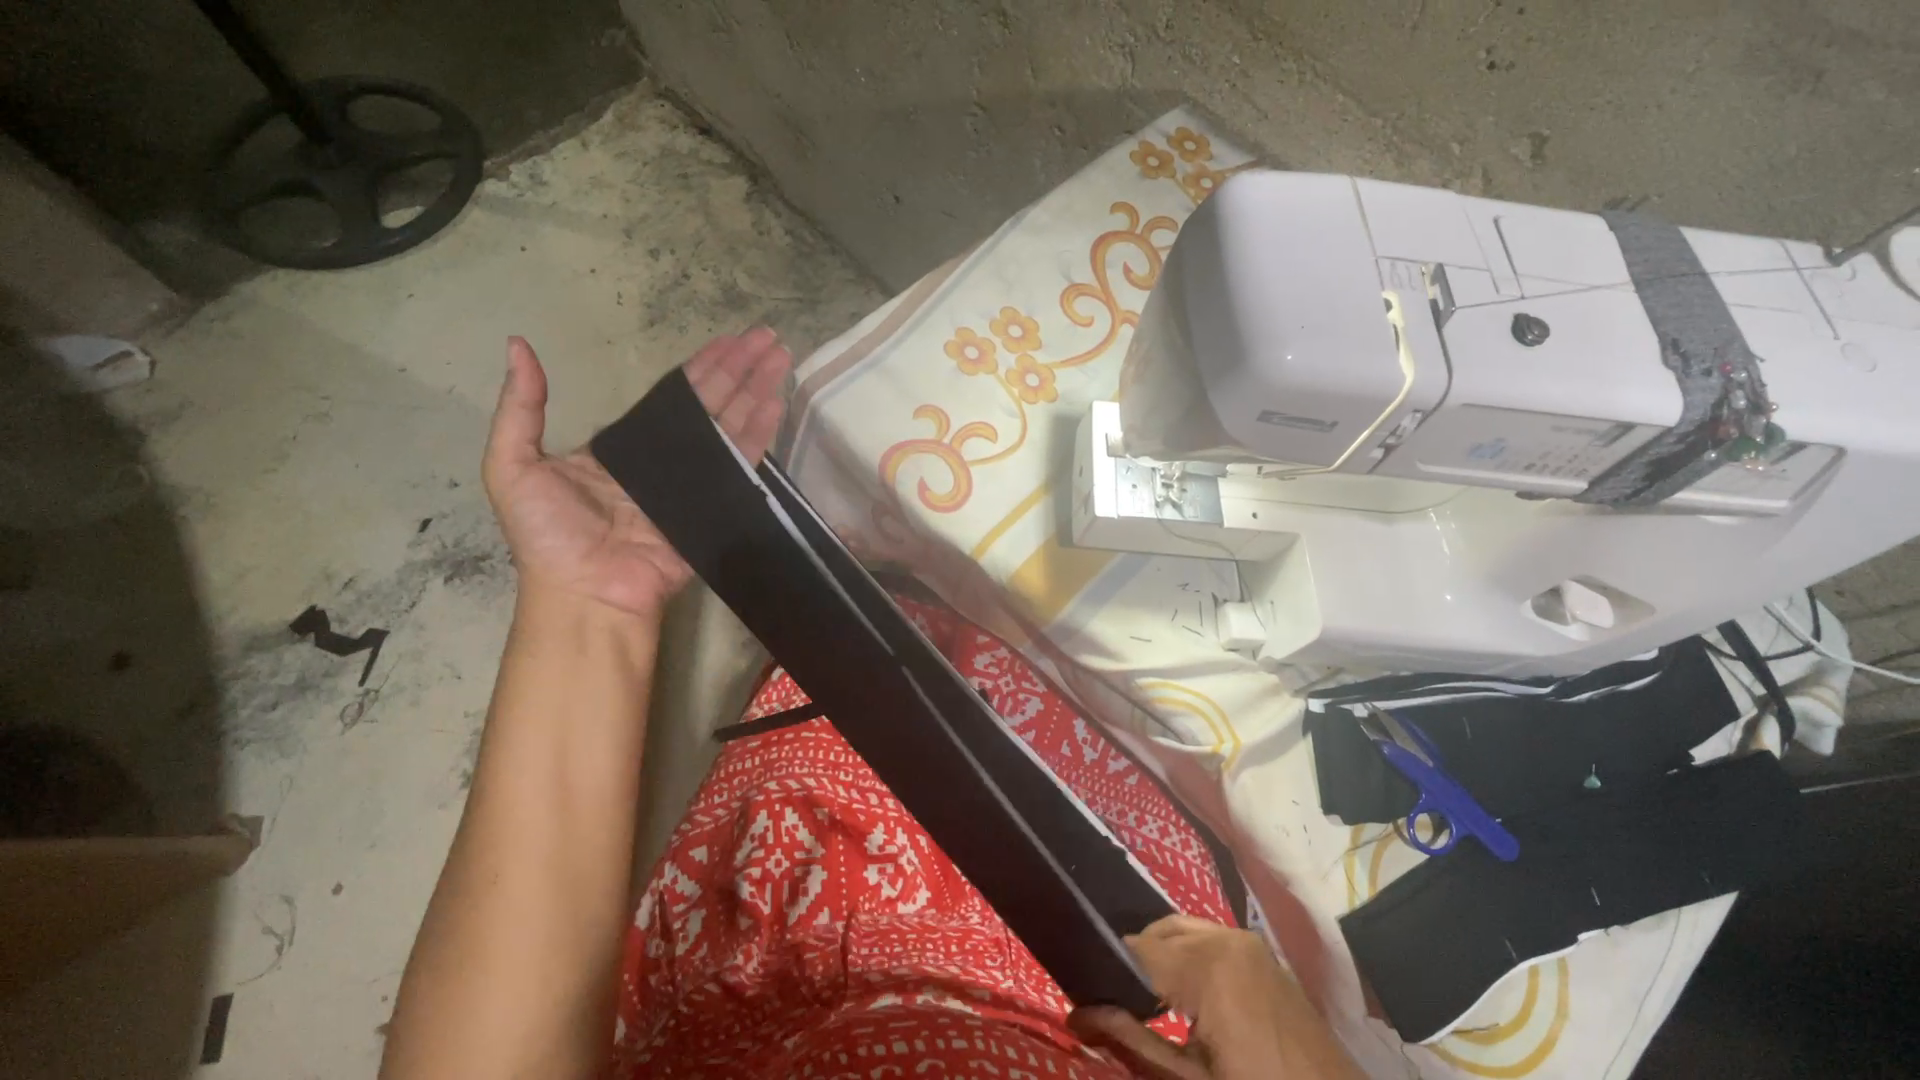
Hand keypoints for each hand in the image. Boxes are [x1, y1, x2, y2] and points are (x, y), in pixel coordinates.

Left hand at [482, 329, 792, 617]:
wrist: (584, 593)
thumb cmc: (548, 534)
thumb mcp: (513, 465)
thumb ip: (521, 407)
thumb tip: (518, 344)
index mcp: (624, 448)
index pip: (671, 398)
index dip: (700, 368)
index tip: (728, 340)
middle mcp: (665, 461)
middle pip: (710, 404)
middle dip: (739, 368)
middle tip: (768, 337)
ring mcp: (694, 484)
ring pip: (731, 426)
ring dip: (757, 390)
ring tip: (781, 357)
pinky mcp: (714, 507)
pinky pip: (739, 463)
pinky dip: (759, 433)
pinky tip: (776, 402)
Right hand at [1069, 915, 1361, 1079]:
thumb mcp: (1190, 1077)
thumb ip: (1130, 1039)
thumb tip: (1074, 1016)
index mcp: (1207, 966)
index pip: (1135, 949)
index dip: (1106, 971)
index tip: (1088, 1000)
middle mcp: (1225, 938)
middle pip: (1155, 935)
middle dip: (1133, 965)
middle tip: (1116, 1007)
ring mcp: (1247, 941)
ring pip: (1180, 930)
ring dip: (1160, 957)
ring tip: (1148, 1003)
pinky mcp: (1261, 951)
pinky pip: (1208, 937)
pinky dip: (1186, 954)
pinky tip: (1184, 996)